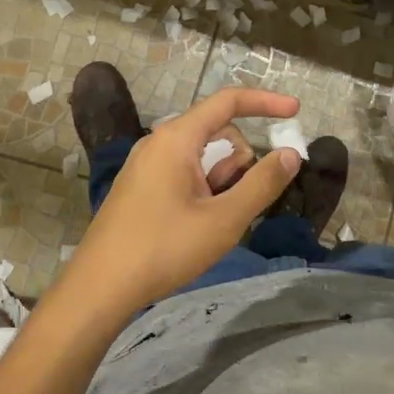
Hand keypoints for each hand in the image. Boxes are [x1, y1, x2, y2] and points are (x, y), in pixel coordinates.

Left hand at [67, 88, 301, 309]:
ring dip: (221, 181)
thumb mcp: (223, 220)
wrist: (97, 292)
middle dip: (239, 162)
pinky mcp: (140, 189)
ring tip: (214, 223)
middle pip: (218, 133)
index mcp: (176, 138)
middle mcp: (159, 143)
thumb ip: (262, 183)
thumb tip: (291, 154)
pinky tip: (198, 227)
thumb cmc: (162, 249)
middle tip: (236, 204)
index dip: (266, 102)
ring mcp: (146, 166)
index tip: (296, 111)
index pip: (228, 101)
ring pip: (202, 157)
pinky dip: (204, 190)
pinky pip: (185, 173)